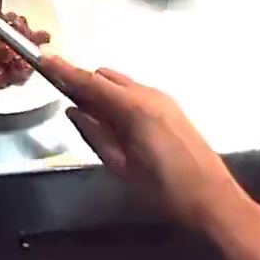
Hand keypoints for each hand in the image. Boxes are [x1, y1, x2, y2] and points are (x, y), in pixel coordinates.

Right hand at [44, 57, 246, 230]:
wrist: (214, 201)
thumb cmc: (164, 191)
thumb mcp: (121, 166)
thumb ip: (95, 133)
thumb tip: (74, 111)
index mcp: (134, 109)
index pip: (90, 82)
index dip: (65, 70)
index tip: (45, 58)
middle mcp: (149, 94)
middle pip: (105, 76)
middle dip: (84, 83)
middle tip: (68, 103)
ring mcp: (163, 98)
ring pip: (121, 83)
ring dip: (102, 92)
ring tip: (94, 119)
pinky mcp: (171, 107)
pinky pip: (135, 93)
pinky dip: (119, 99)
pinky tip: (117, 124)